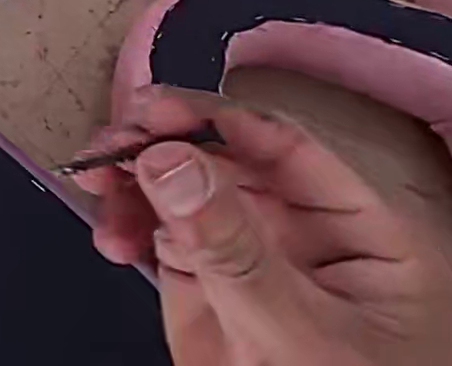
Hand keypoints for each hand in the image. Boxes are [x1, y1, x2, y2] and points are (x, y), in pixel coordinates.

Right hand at [75, 87, 451, 365]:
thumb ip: (232, 250)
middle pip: (221, 161)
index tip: (148, 109)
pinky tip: (110, 235)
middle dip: (159, 149)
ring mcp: (253, 261)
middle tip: (105, 150)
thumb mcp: (300, 345)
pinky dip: (133, 228)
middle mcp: (303, 231)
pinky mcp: (212, 293)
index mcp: (358, 228)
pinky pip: (166, 240)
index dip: (211, 116)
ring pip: (186, 194)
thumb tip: (164, 156)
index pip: (280, 145)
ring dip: (135, 186)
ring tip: (94, 188)